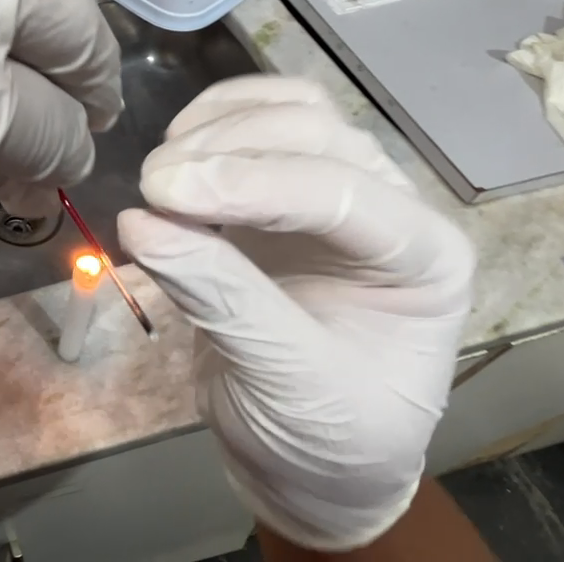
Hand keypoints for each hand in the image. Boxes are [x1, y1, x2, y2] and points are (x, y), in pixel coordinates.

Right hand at [117, 77, 475, 552]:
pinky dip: (210, 119)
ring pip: (288, 111)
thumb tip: (140, 223)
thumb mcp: (284, 383)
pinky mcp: (283, 181)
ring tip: (157, 174)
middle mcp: (390, 208)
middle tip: (152, 185)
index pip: (340, 192)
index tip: (160, 193)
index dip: (247, 183)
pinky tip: (174, 148)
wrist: (308, 451)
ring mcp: (338, 186)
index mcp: (423, 261)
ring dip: (215, 127)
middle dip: (226, 150)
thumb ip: (221, 299)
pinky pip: (257, 117)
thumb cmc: (323, 431)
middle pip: (315, 133)